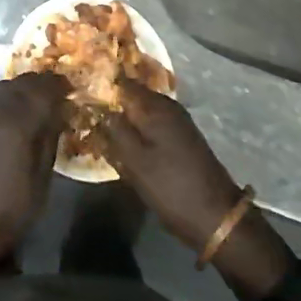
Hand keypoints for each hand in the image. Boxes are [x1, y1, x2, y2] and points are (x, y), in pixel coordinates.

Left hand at [0, 72, 69, 266]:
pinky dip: (1, 103)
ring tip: (31, 110)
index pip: (45, 86)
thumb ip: (48, 139)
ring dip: (19, 93)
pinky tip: (5, 122)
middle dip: (40, 87)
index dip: (60, 86)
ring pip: (2, 88)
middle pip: (22, 82)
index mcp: (19, 116)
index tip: (71, 92)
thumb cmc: (5, 208)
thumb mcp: (40, 179)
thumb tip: (57, 114)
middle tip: (54, 100)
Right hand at [108, 79, 300, 300]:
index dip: (102, 85)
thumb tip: (100, 107)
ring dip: (126, 117)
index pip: (122, 82)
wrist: (217, 217)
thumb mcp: (136, 161)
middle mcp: (167, 106)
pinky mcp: (183, 137)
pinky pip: (154, 123)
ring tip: (104, 129)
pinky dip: (139, 129)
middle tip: (89, 113)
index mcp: (155, 106)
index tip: (82, 93)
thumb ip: (116, 129)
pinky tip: (128, 142)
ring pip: (143, 111)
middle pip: (133, 95)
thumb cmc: (171, 187)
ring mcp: (178, 121)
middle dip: (113, 101)